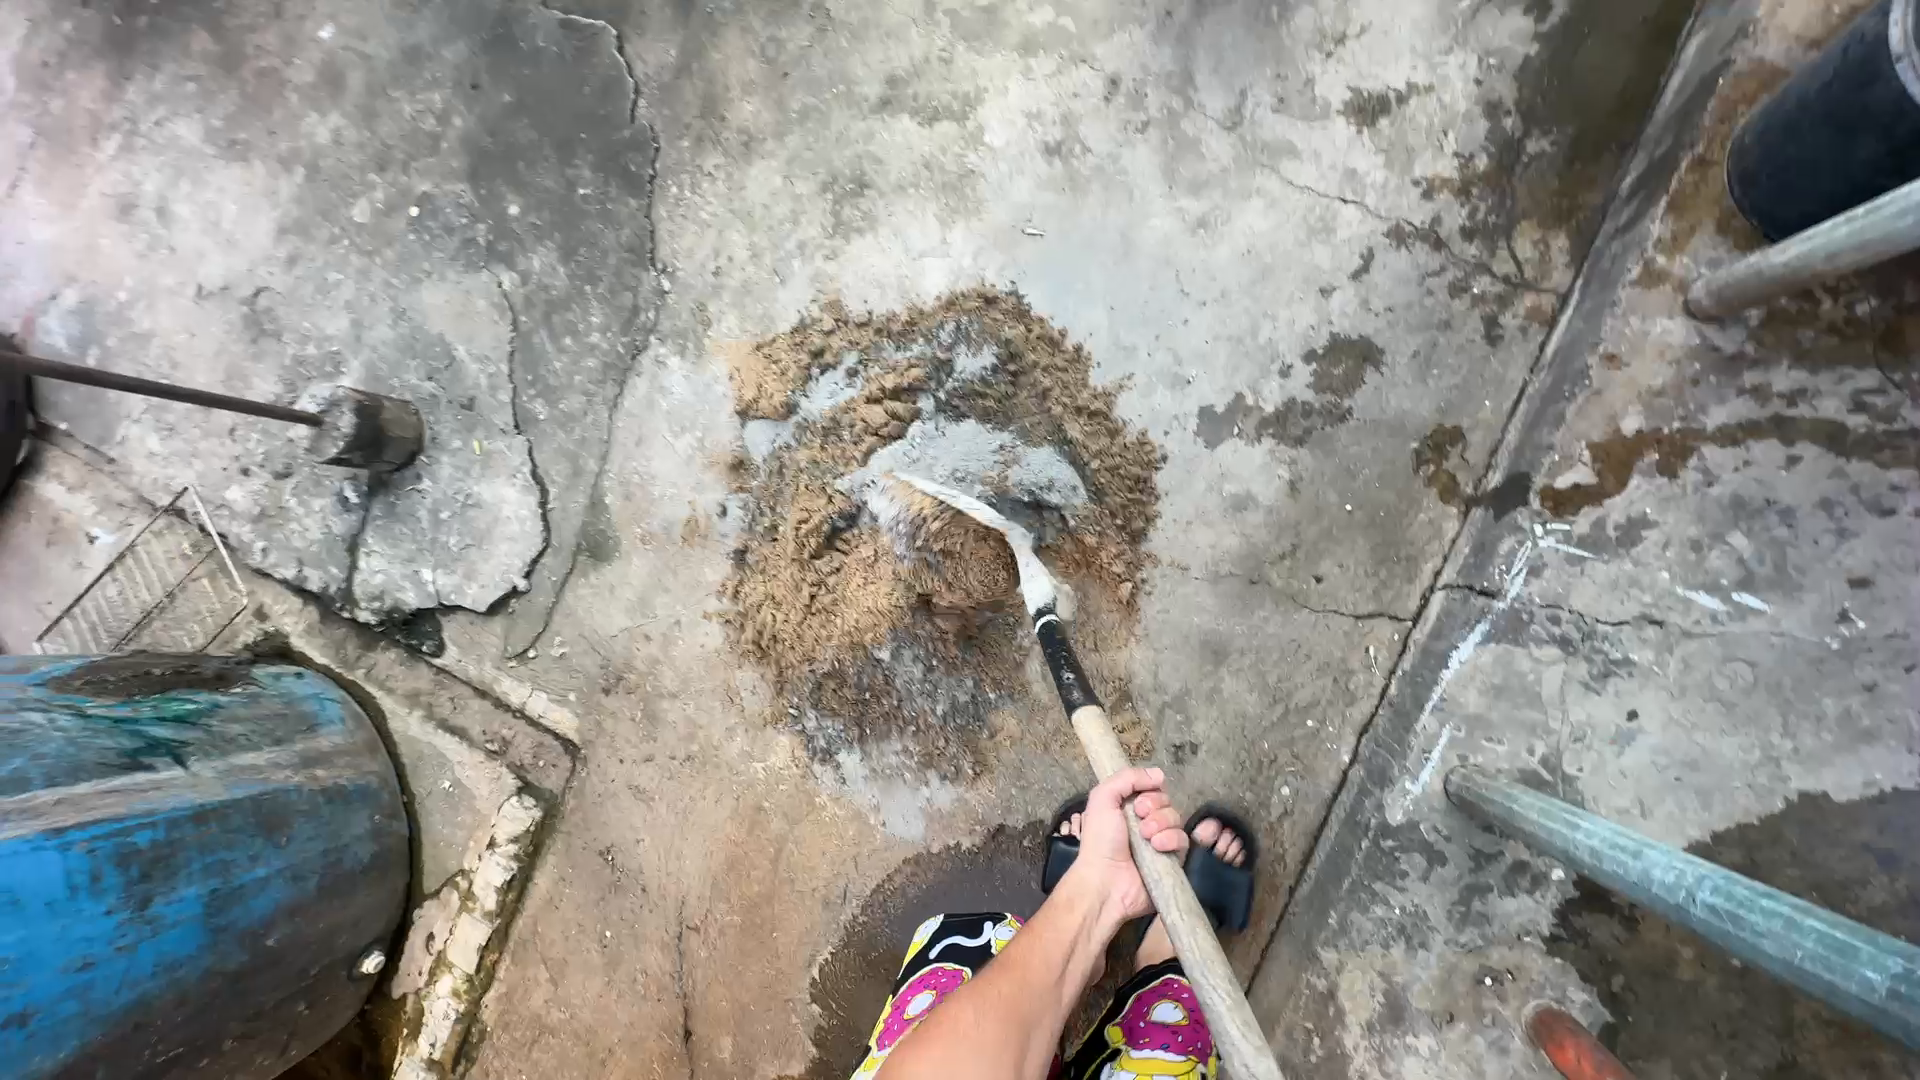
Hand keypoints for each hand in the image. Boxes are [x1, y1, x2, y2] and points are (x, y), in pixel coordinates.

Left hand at [1060, 766, 1189, 925]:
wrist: (1106, 881)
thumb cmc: (1100, 840)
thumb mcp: (1103, 798)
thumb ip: (1127, 778)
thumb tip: (1159, 774)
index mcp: (1127, 807)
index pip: (1152, 788)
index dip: (1149, 791)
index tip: (1138, 803)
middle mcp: (1144, 822)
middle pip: (1166, 801)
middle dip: (1155, 808)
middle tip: (1140, 820)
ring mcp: (1159, 841)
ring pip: (1176, 819)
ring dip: (1162, 824)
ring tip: (1147, 837)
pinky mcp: (1172, 860)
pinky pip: (1183, 840)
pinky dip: (1172, 840)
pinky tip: (1158, 847)